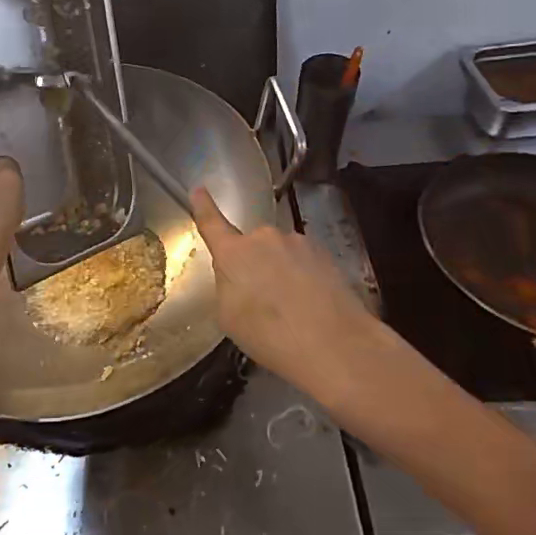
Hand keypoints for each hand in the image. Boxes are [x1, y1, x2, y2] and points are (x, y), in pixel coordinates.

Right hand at [190, 187, 433, 403]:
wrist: (336, 345)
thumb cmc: (269, 335)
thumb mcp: (229, 316)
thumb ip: (227, 286)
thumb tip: (239, 277)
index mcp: (233, 253)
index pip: (212, 223)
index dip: (204, 206)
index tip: (199, 189)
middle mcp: (265, 238)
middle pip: (251, 246)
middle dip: (251, 265)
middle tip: (257, 300)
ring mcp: (298, 243)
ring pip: (279, 254)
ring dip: (279, 272)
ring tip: (289, 309)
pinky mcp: (326, 254)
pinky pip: (303, 262)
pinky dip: (302, 278)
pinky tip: (310, 306)